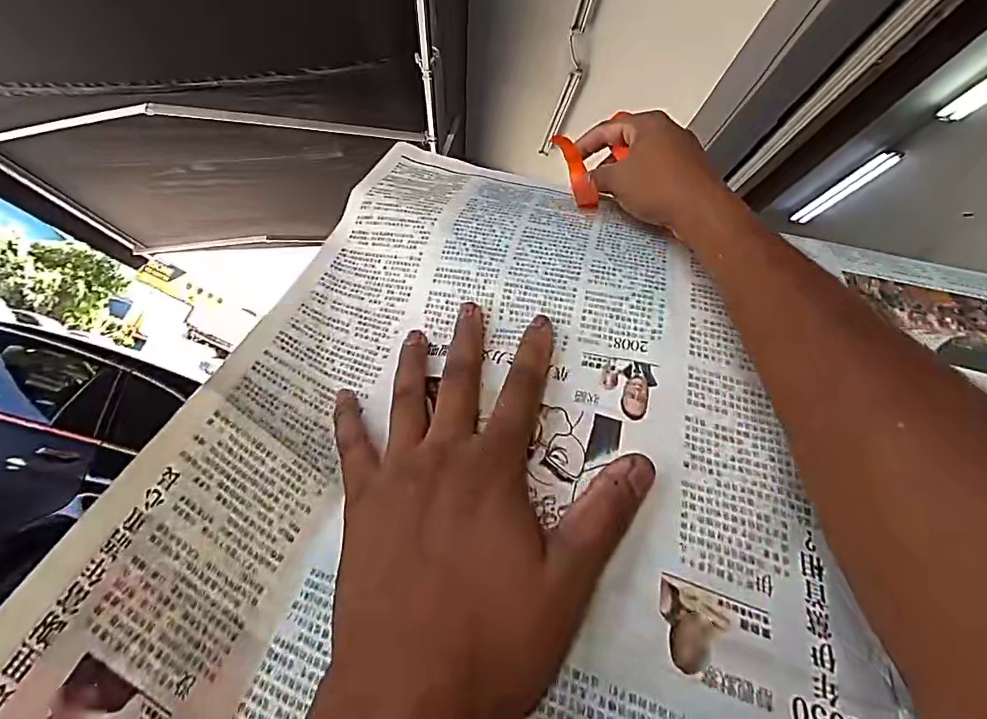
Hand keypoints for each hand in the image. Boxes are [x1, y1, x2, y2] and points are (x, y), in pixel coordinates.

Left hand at [311, 304, 657, 718]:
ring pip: (407, 405)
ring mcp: (398, 479)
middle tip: (469, 307)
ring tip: (416, 336)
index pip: (521, 397)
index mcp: (493, 471)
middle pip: (461, 385)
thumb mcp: (564, 582)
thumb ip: (602, 518)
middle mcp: (445, 460)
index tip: (538, 321)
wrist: (405, 695)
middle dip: (469, 343)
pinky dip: (348, 421)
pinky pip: (353, 452)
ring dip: (414, 367)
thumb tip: (643, 464)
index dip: (533, 355)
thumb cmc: (491, 640)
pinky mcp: (362, 508)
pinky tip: (343, 398)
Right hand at [575, 110, 743, 237]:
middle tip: (593, 177)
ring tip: (614, 192)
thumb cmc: (668, 187)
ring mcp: (682, 152)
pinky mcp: (689, 172)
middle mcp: (668, 133)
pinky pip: (658, 174)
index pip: (608, 128)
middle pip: (627, 143)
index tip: (576, 155)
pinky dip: (644, 184)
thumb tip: (589, 178)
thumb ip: (596, 176)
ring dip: (626, 175)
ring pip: (644, 160)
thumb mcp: (616, 180)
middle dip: (607, 162)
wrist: (701, 212)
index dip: (587, 143)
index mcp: (649, 124)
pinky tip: (638, 200)